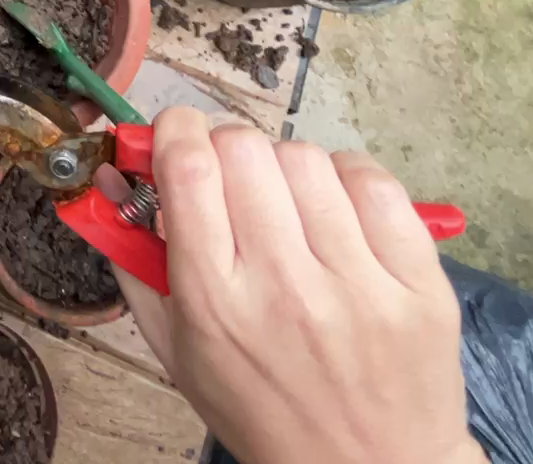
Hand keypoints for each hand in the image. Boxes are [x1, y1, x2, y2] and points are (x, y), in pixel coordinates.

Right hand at [101, 109, 483, 463]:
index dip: (174, 129)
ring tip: (280, 195)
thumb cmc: (252, 402)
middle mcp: (284, 285)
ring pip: (305, 158)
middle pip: (243, 149)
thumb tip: (111, 170)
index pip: (187, 167)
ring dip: (279, 162)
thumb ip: (128, 251)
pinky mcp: (421, 287)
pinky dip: (344, 173)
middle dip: (222, 144)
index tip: (174, 134)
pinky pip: (375, 183)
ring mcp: (360, 286)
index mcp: (212, 298)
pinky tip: (331, 201)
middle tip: (224, 170)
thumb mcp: (168, 339)